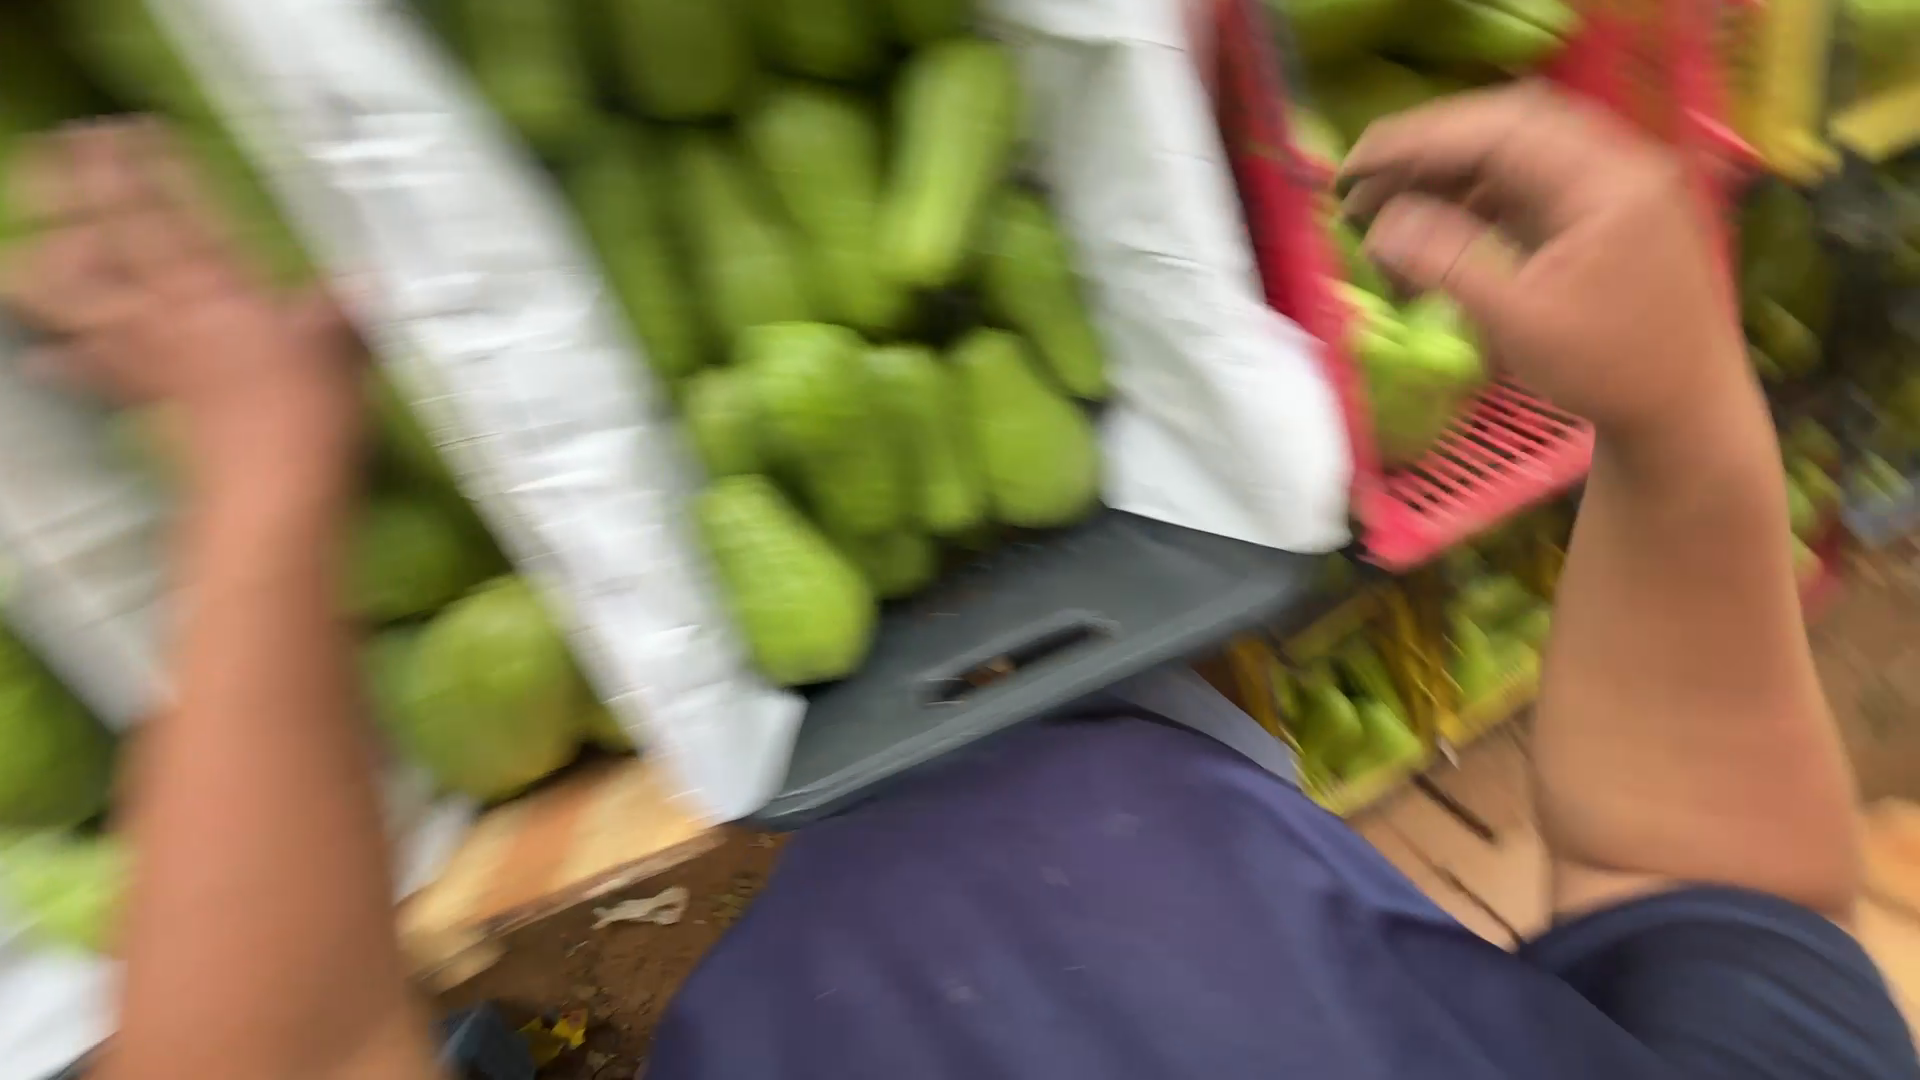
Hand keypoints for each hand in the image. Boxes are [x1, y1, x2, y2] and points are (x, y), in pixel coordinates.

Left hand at [2, 119, 361, 488]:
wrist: (272, 485)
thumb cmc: (313, 415)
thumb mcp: (345, 353)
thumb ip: (343, 312)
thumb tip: (367, 282)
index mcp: (220, 292)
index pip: (173, 213)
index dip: (152, 166)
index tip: (138, 129)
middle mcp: (167, 310)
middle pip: (99, 234)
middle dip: (76, 184)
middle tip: (68, 149)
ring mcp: (144, 349)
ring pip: (64, 289)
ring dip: (50, 257)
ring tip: (54, 238)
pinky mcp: (141, 390)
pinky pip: (84, 363)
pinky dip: (62, 349)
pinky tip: (52, 346)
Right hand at [1336, 84, 1746, 438]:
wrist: (1678, 405)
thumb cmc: (1605, 368)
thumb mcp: (1518, 318)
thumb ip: (1448, 261)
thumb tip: (1381, 225)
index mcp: (1605, 181)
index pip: (1499, 132)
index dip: (1418, 142)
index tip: (1354, 165)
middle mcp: (1610, 168)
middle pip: (1502, 131)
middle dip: (1423, 152)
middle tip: (1357, 182)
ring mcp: (1601, 191)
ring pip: (1507, 161)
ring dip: (1438, 179)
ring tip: (1376, 211)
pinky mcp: (1587, 218)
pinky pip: (1516, 193)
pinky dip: (1462, 205)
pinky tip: (1423, 232)